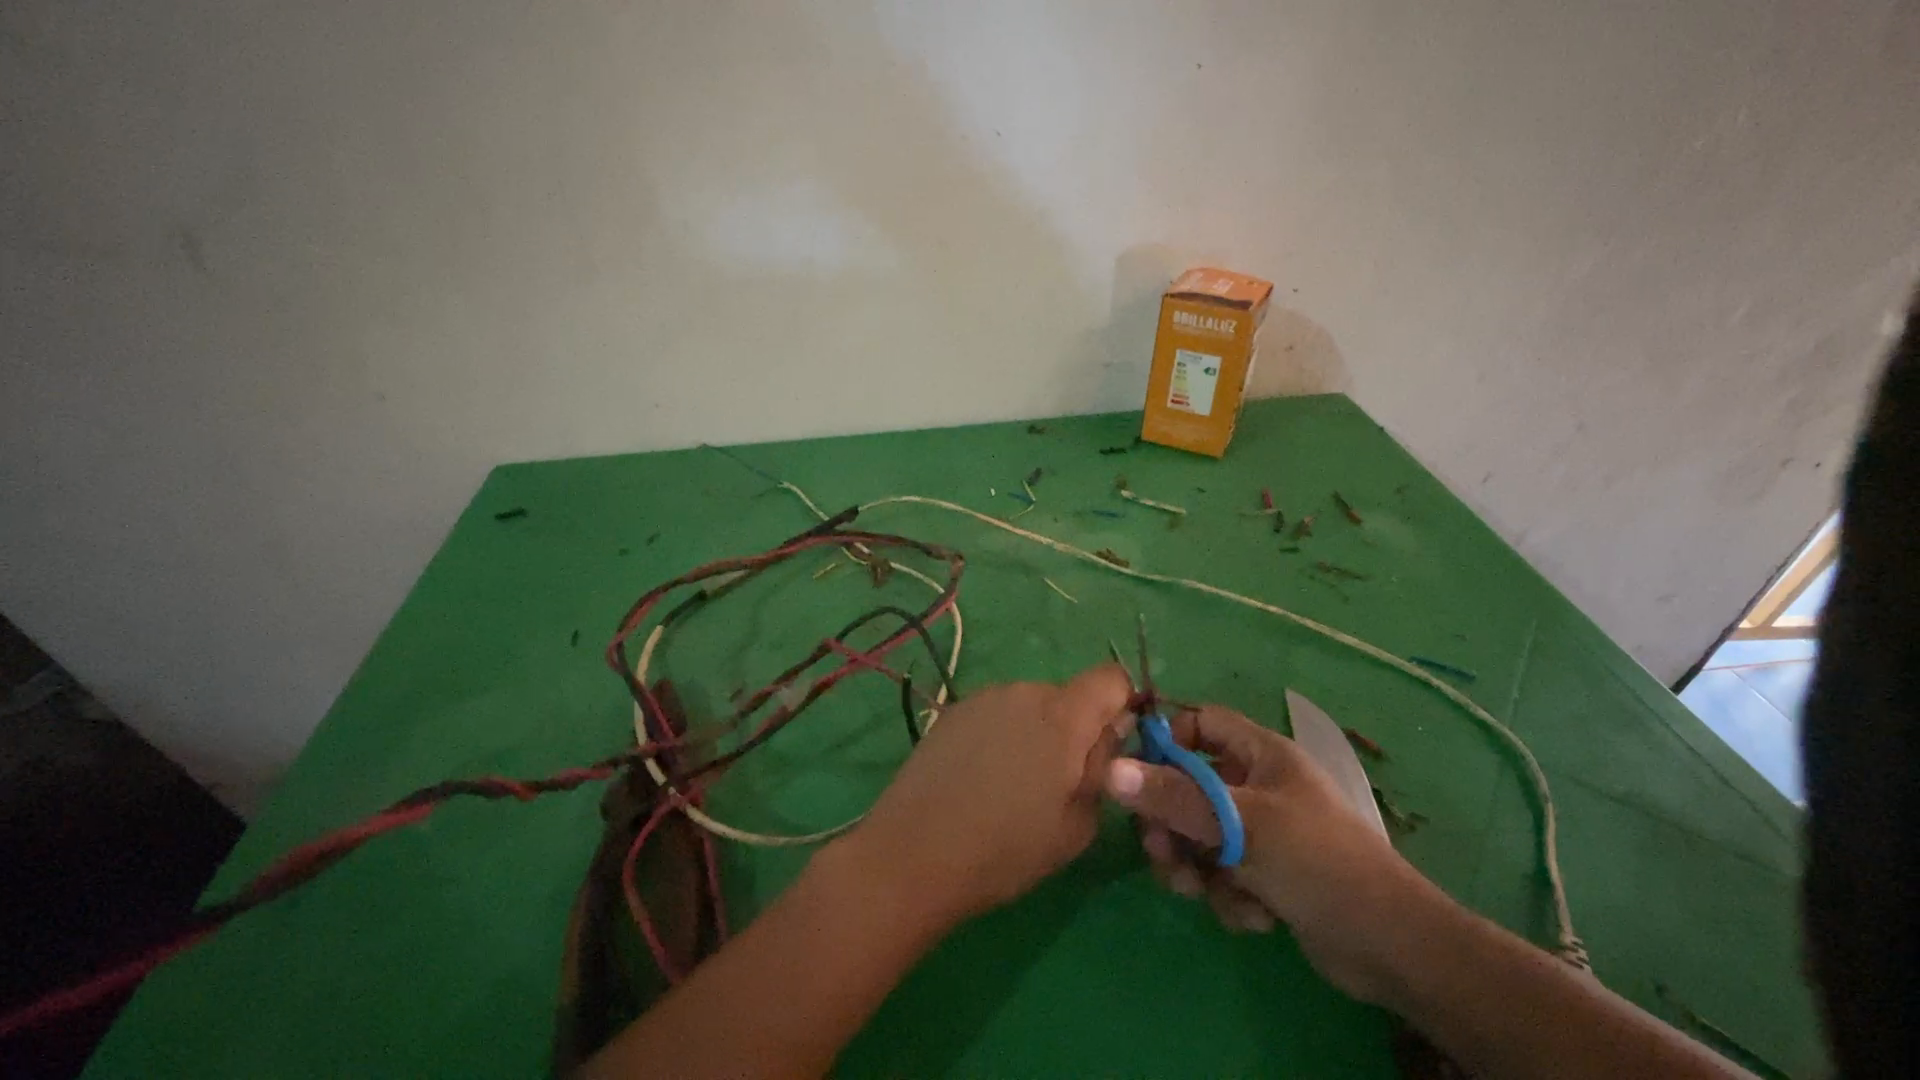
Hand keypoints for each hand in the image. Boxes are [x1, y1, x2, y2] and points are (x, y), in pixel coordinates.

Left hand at [842, 665, 1134, 927]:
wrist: (913, 854)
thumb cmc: (1006, 849)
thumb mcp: (1077, 825)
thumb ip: (1102, 769)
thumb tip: (1109, 736)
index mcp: (1063, 716)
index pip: (1112, 679)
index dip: (1120, 706)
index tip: (1110, 749)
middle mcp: (1024, 692)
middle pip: (1068, 697)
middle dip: (1075, 731)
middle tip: (1058, 784)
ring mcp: (983, 699)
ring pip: (1030, 707)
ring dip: (1035, 734)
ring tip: (1012, 788)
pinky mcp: (951, 713)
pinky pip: (996, 715)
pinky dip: (1000, 738)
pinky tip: (980, 780)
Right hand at [1104, 705, 1449, 1003]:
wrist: (1389, 945)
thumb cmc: (1317, 861)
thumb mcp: (1241, 824)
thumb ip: (1175, 798)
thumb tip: (1110, 770)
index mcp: (1263, 755)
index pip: (1203, 723)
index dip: (1168, 741)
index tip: (1135, 774)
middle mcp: (1261, 788)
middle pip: (1192, 788)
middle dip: (1174, 825)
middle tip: (1163, 853)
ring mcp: (1265, 835)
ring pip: (1202, 838)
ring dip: (1197, 868)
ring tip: (1205, 891)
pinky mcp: (1269, 877)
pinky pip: (1224, 875)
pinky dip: (1229, 896)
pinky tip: (1255, 917)